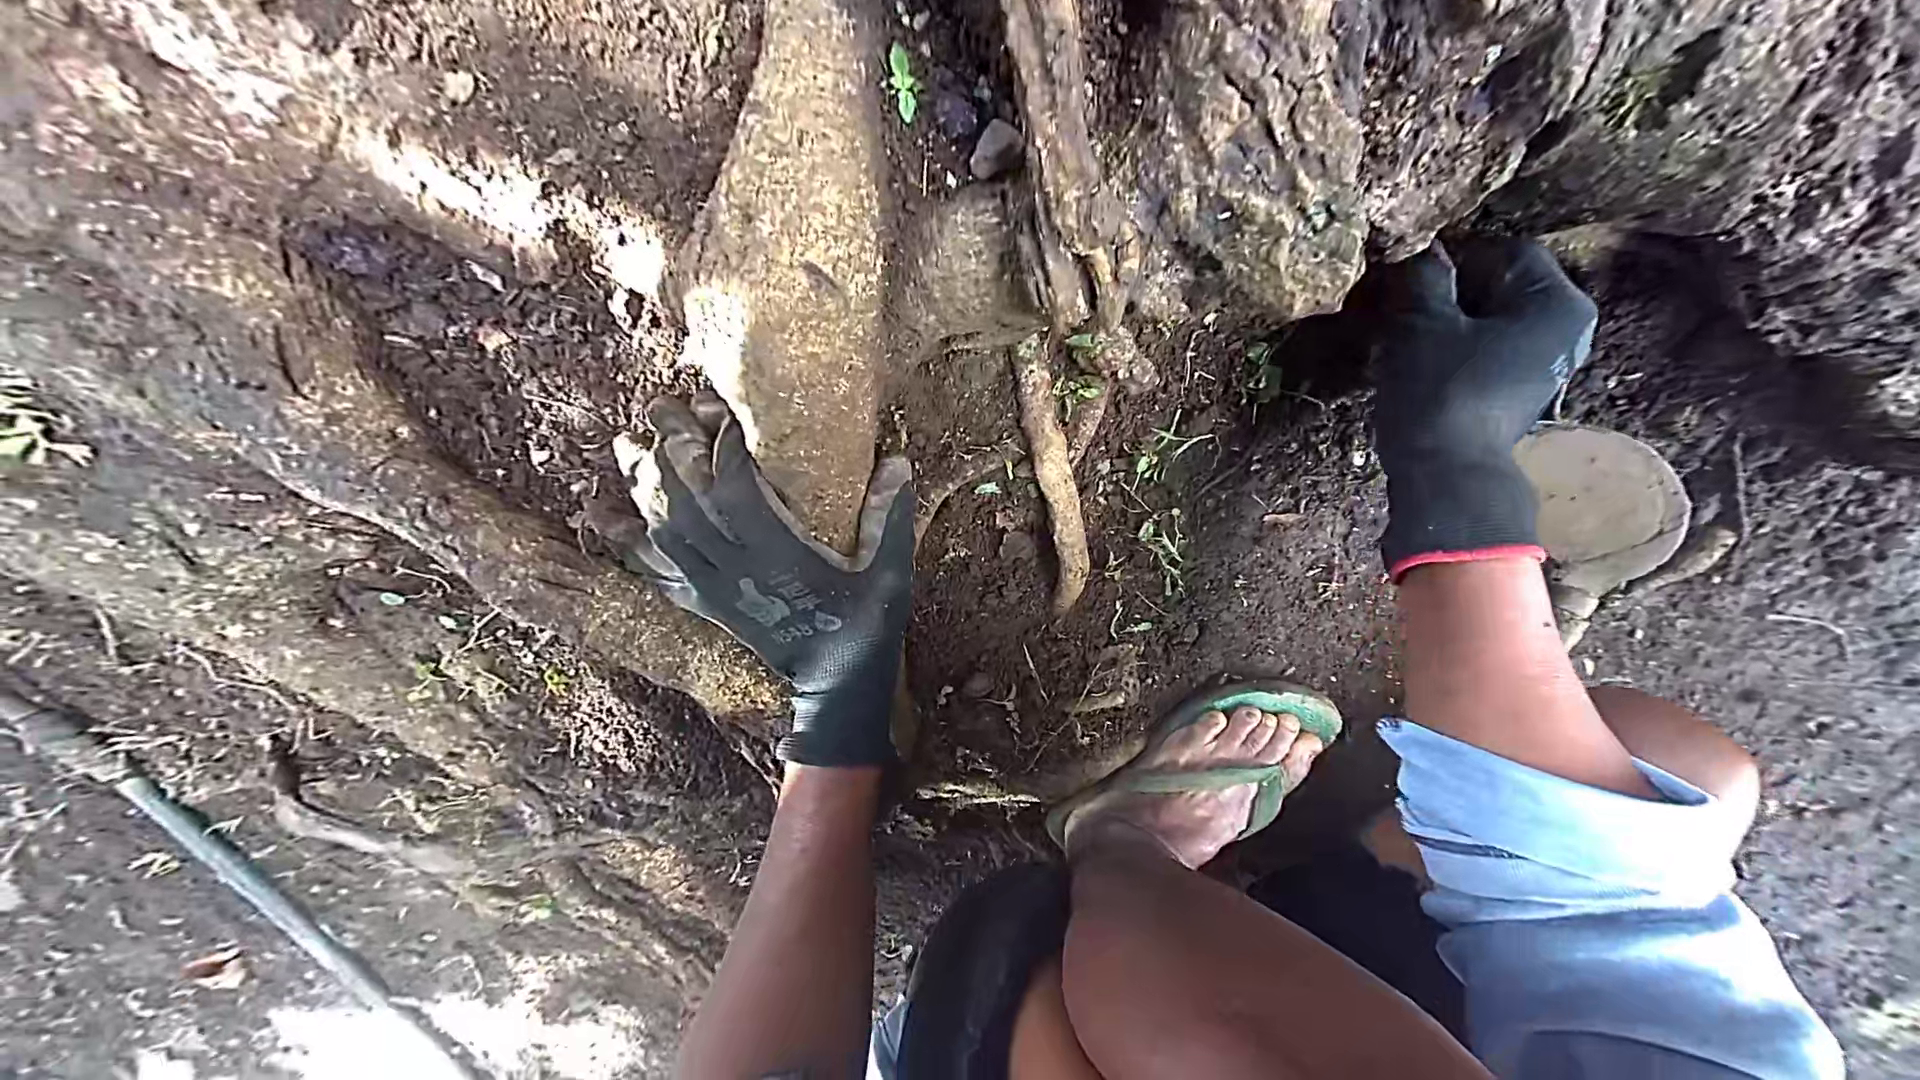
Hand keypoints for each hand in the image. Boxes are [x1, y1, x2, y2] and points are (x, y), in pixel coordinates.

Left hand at [617, 393, 914, 766]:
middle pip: (687, 500)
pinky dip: (631, 542)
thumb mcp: (889, 572)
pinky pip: (657, 570)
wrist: (835, 685)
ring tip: (631, 444)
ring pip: (663, 530)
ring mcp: (715, 589)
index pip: (736, 488)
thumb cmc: (865, 626)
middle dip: (671, 447)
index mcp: (779, 555)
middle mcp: (737, 568)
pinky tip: (607, 519)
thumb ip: (889, 516)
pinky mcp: (707, 605)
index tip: (724, 408)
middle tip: (661, 405)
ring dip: (645, 486)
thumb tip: (899, 461)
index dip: (726, 444)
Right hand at [1368, 239, 1597, 579]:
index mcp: (1556, 304)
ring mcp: (1534, 366)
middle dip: (1442, 292)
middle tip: (1395, 302)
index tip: (1404, 270)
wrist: (1445, 474)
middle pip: (1495, 289)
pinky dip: (1444, 350)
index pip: (1504, 252)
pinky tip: (1410, 361)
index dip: (1450, 255)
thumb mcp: (1423, 327)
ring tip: (1396, 333)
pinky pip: (1475, 353)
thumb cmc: (1441, 393)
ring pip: (1481, 324)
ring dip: (1438, 323)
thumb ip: (1423, 280)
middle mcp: (1559, 331)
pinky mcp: (1506, 393)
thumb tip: (1417, 249)